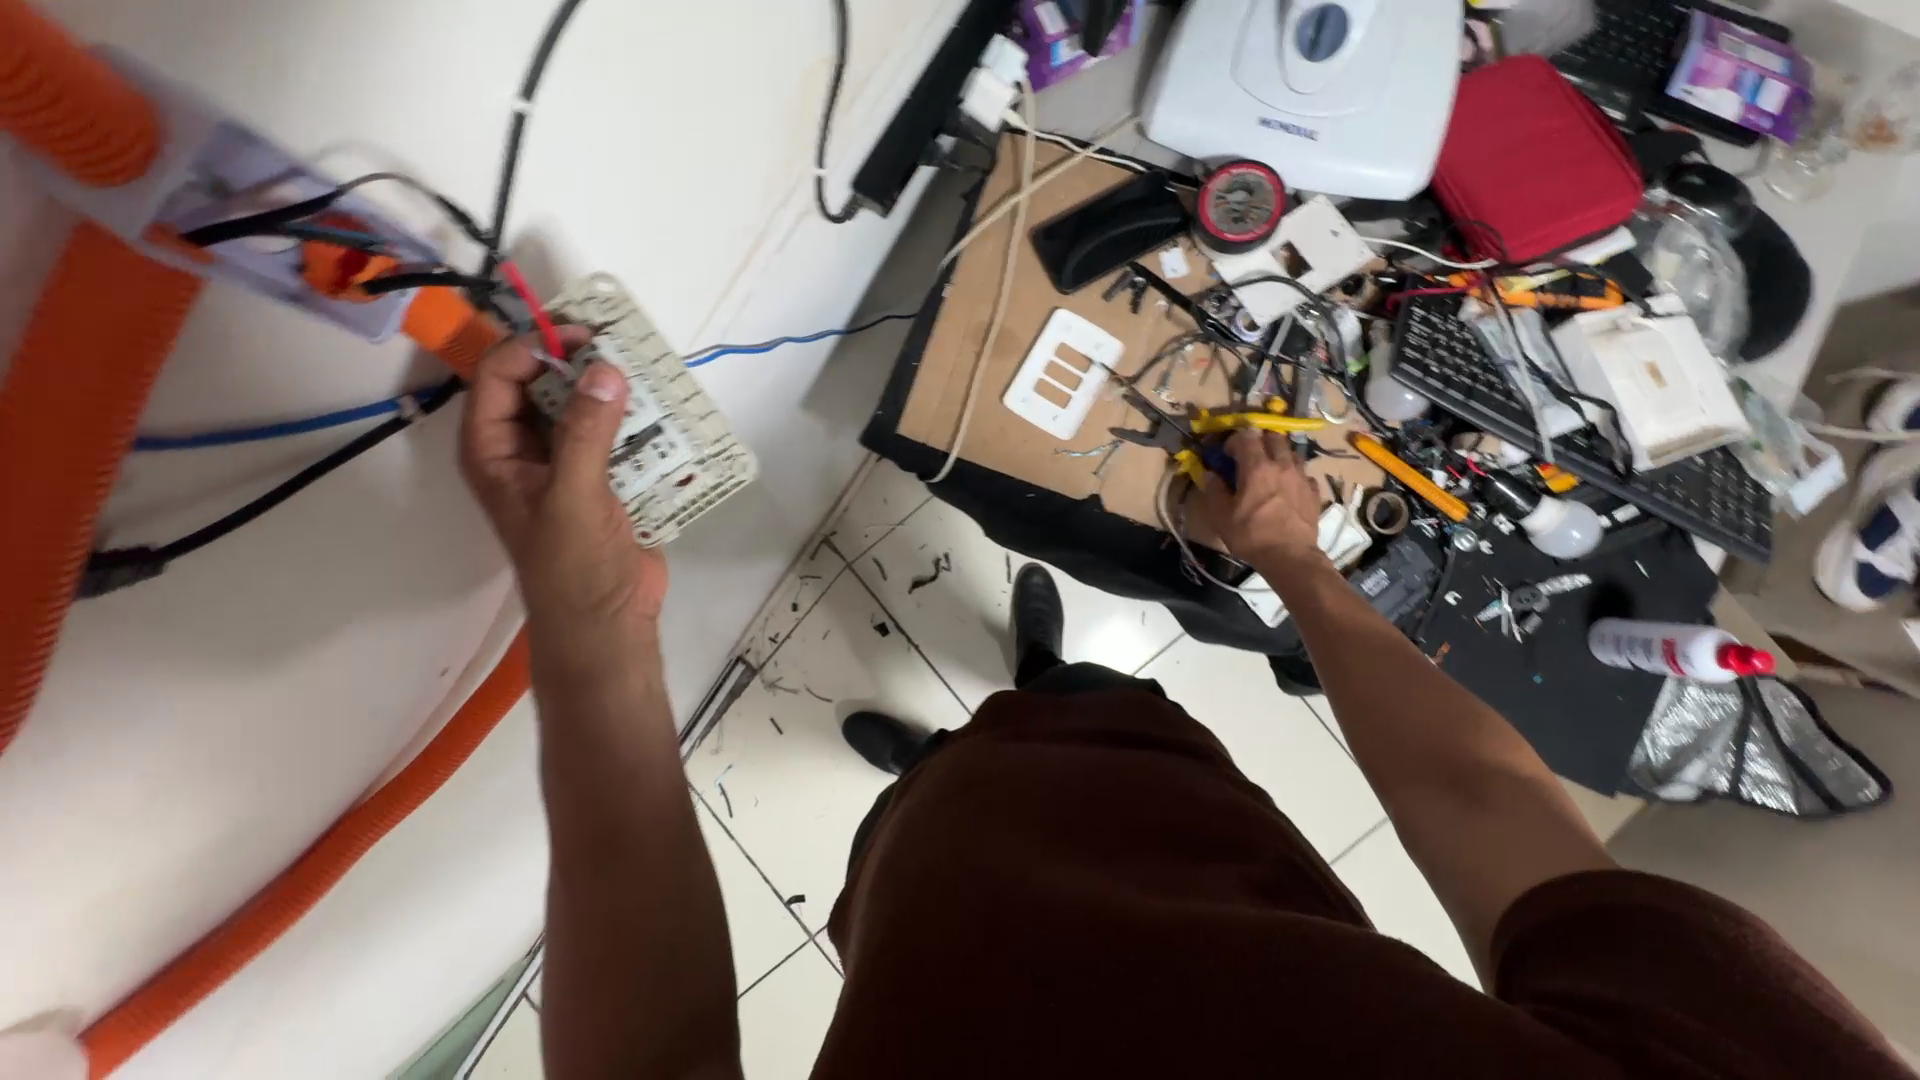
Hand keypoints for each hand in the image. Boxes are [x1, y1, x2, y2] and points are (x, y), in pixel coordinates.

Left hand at [460, 327, 668, 633]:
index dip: (534, 348)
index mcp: (494, 450)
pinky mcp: (607, 481)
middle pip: (545, 386)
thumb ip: (587, 432)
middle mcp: (526, 450)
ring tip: (651, 375)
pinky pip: (619, 437)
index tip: (584, 338)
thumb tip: (607, 370)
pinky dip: (639, 424)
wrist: (609, 622)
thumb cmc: (573, 566)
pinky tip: (666, 413)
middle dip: (581, 365)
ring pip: (586, 409)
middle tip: (623, 349)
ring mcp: (569, 465)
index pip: (501, 377)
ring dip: (616, 393)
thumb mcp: (573, 496)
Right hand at [1199, 429, 1325, 571]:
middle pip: (1274, 437)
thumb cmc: (1251, 535)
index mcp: (1257, 467)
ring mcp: (1301, 477)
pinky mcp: (1314, 492)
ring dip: (1279, 455)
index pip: (1246, 436)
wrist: (1289, 556)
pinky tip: (1287, 487)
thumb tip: (1211, 475)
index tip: (1227, 454)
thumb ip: (1214, 491)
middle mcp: (1282, 465)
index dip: (1234, 440)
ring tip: (1270, 469)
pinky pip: (1304, 473)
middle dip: (1260, 441)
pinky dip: (1294, 474)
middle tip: (1249, 456)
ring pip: (1292, 452)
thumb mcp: (1221, 516)